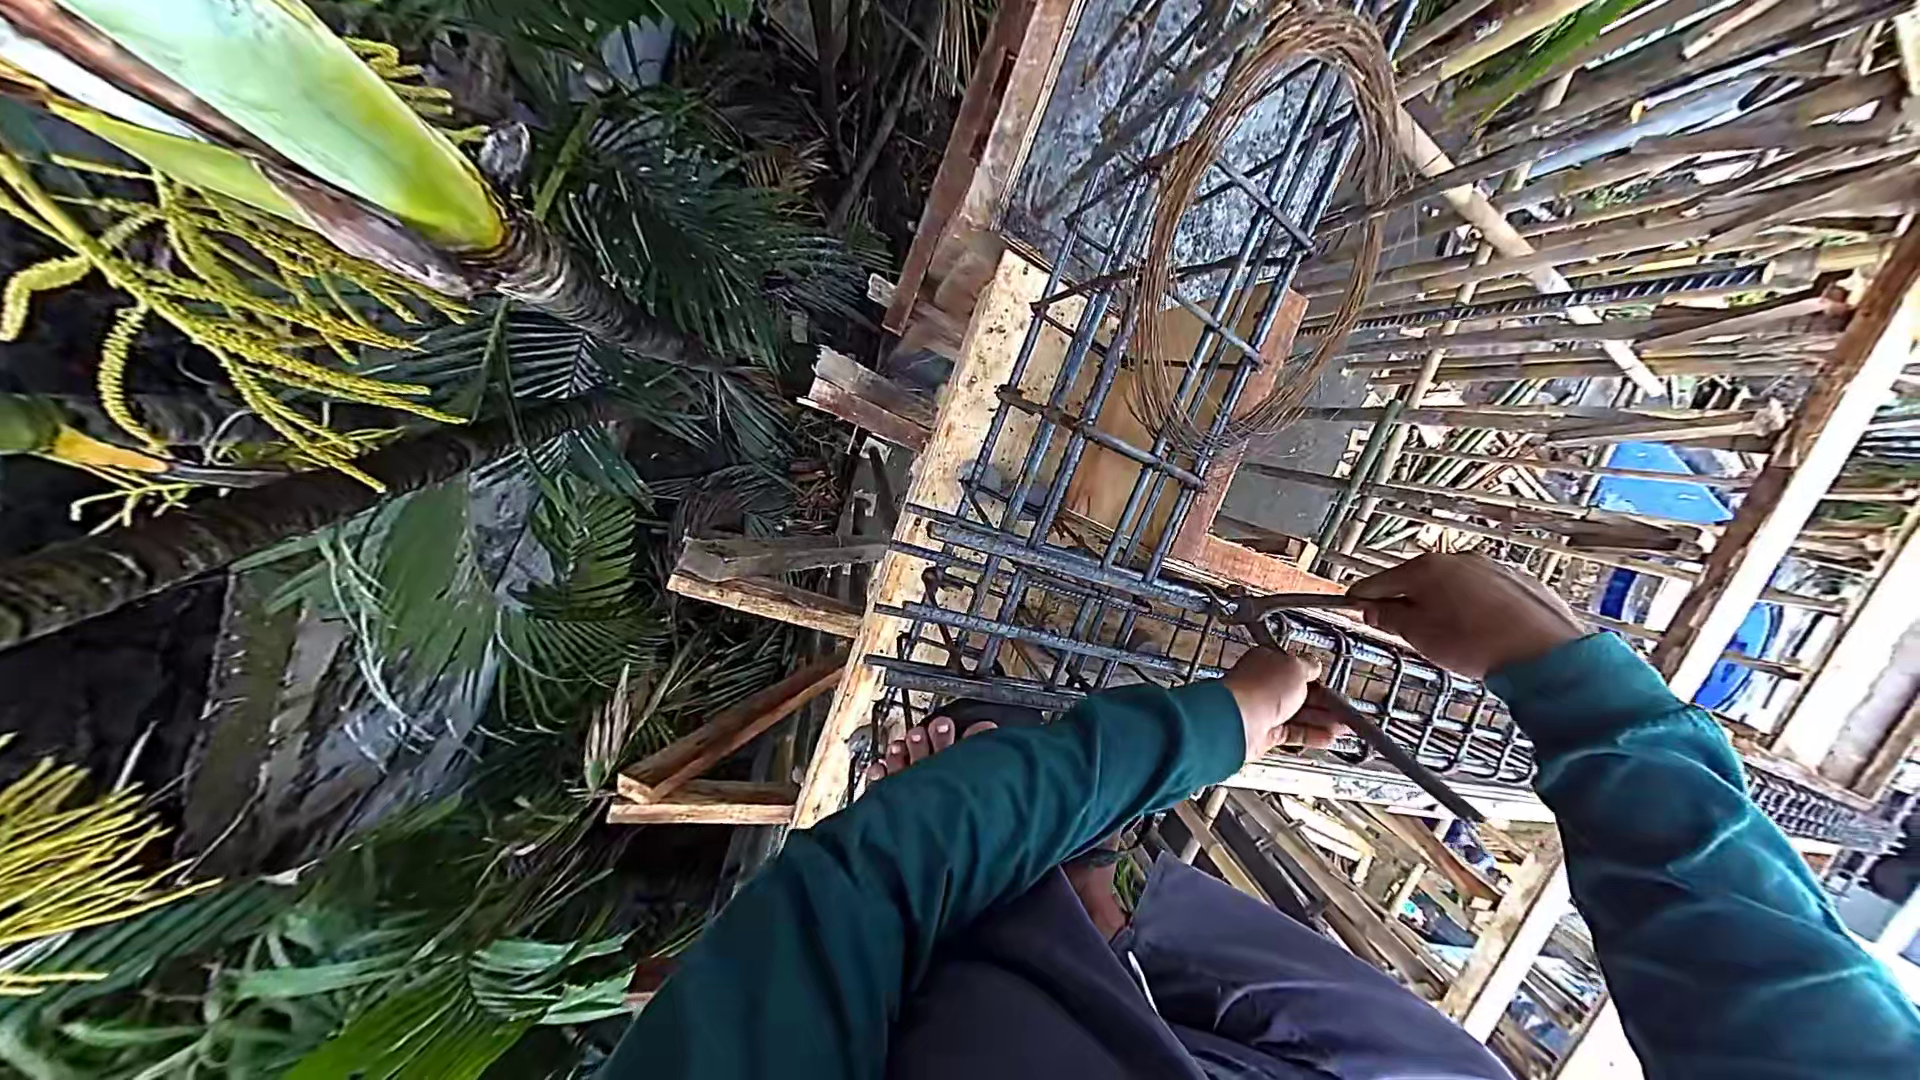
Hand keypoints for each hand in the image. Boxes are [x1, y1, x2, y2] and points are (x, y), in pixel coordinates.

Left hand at [1221, 648, 1344, 760]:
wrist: (1238, 721)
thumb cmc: (1258, 688)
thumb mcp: (1294, 668)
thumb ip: (1308, 666)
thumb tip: (1314, 663)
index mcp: (1265, 661)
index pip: (1296, 668)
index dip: (1317, 678)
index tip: (1334, 686)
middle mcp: (1262, 684)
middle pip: (1299, 693)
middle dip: (1325, 702)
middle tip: (1345, 710)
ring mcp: (1263, 709)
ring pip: (1298, 714)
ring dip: (1323, 720)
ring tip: (1344, 726)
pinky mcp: (1264, 732)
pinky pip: (1293, 733)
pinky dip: (1312, 735)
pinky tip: (1328, 737)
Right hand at [1347, 553, 1585, 678]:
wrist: (1548, 657)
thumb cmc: (1478, 644)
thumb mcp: (1414, 633)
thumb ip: (1385, 616)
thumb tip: (1372, 609)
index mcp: (1424, 568)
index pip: (1375, 582)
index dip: (1362, 599)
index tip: (1356, 610)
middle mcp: (1457, 559)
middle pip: (1413, 580)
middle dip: (1405, 602)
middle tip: (1405, 630)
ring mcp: (1491, 567)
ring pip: (1449, 584)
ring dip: (1440, 604)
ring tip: (1447, 635)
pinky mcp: (1521, 581)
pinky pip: (1482, 591)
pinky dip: (1473, 607)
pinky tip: (1478, 631)